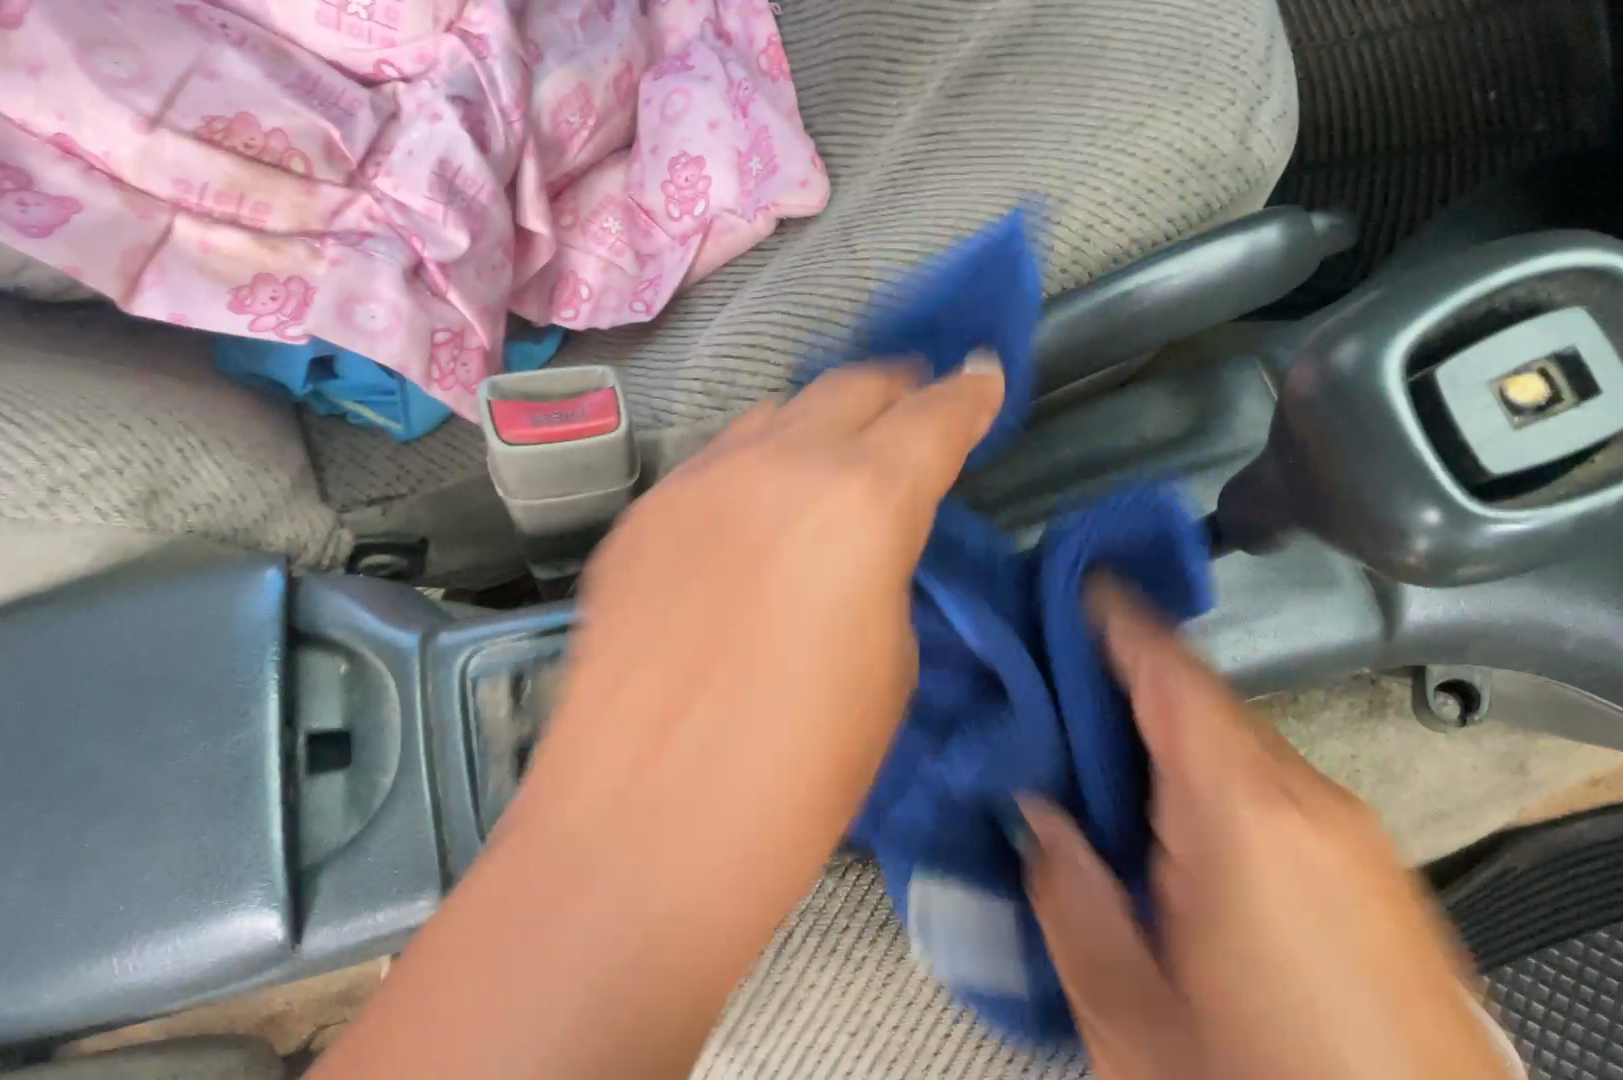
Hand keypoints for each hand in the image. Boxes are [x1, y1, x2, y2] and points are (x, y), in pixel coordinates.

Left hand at [312, 356, 1002, 1079]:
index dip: (968, 395)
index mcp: (861, 503)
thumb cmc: (801, 773)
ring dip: (818, 425)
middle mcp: (774, 466)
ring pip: (772, 417)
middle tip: (919, 404)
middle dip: (895, 391)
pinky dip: (755, 471)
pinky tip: (757, 517)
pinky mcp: (637, 520)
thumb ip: (883, 573)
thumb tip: (864, 545)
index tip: (984, 377)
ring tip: (838, 455)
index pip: (932, 418)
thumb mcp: (889, 664)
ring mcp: (693, 485)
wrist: (643, 832)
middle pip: (848, 389)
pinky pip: (714, 467)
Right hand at [1018, 578, 1521, 1079]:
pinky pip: (1284, 794)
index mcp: (1244, 818)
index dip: (1123, 623)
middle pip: (1206, 710)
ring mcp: (1360, 836)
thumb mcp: (1132, 1017)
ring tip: (1111, 783)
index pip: (1175, 679)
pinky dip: (1224, 788)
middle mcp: (1313, 803)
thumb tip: (1038, 813)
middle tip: (1060, 705)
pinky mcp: (1383, 873)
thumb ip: (1071, 897)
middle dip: (1132, 694)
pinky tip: (1188, 845)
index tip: (1079, 586)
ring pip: (1245, 751)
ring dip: (1176, 746)